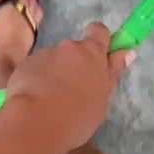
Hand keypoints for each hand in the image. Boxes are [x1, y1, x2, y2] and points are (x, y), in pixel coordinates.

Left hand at [2, 22, 134, 151]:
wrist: (35, 122)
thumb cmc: (77, 114)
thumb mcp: (102, 96)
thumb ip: (113, 71)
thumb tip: (127, 51)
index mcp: (91, 52)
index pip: (99, 30)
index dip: (99, 40)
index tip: (98, 57)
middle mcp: (68, 46)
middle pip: (74, 49)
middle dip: (75, 64)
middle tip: (74, 89)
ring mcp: (45, 54)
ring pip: (54, 60)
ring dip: (55, 72)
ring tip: (51, 100)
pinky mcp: (25, 64)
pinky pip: (36, 68)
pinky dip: (38, 79)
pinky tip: (35, 100)